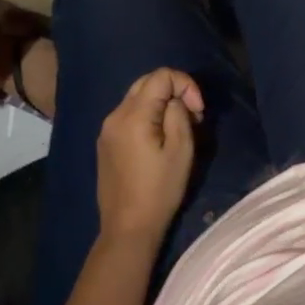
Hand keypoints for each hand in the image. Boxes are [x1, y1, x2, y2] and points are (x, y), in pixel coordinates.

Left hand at [97, 68, 203, 242]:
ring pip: (138, 97)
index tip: (198, 111)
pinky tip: (161, 137)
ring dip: (162, 102)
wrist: (127, 228)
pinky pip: (129, 114)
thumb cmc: (159, 190)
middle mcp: (115, 116)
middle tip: (192, 115)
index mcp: (132, 116)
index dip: (186, 85)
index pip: (161, 76)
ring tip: (180, 127)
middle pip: (147, 82)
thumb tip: (175, 101)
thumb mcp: (181, 149)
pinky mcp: (106, 143)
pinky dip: (149, 114)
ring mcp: (107, 130)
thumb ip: (179, 114)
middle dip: (174, 90)